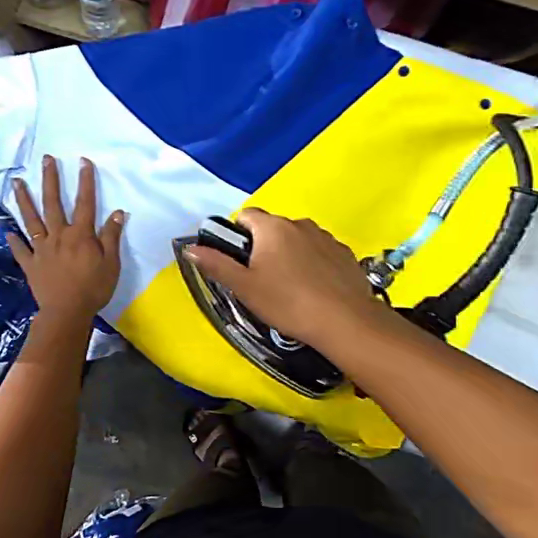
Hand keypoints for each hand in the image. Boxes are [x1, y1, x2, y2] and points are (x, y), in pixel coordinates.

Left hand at [8, 156, 126, 319]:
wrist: (67, 312)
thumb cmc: (94, 288)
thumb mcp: (111, 263)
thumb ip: (112, 237)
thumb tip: (117, 212)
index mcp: (80, 235)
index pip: (85, 203)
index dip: (86, 181)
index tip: (83, 161)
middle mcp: (58, 236)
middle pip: (53, 203)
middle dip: (51, 180)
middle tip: (46, 159)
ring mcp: (41, 249)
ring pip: (31, 220)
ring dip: (24, 199)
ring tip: (17, 182)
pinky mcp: (30, 264)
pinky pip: (20, 250)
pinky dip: (14, 240)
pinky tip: (8, 231)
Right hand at [182, 208, 387, 347]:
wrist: (344, 321)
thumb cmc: (288, 303)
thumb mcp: (245, 287)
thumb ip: (216, 264)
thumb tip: (192, 248)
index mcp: (272, 227)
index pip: (246, 215)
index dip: (238, 235)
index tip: (240, 261)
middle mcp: (300, 224)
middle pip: (273, 228)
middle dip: (265, 247)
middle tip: (262, 280)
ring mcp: (326, 237)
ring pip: (298, 239)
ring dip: (291, 254)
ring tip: (290, 287)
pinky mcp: (345, 254)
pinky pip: (321, 252)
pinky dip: (314, 264)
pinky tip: (314, 289)